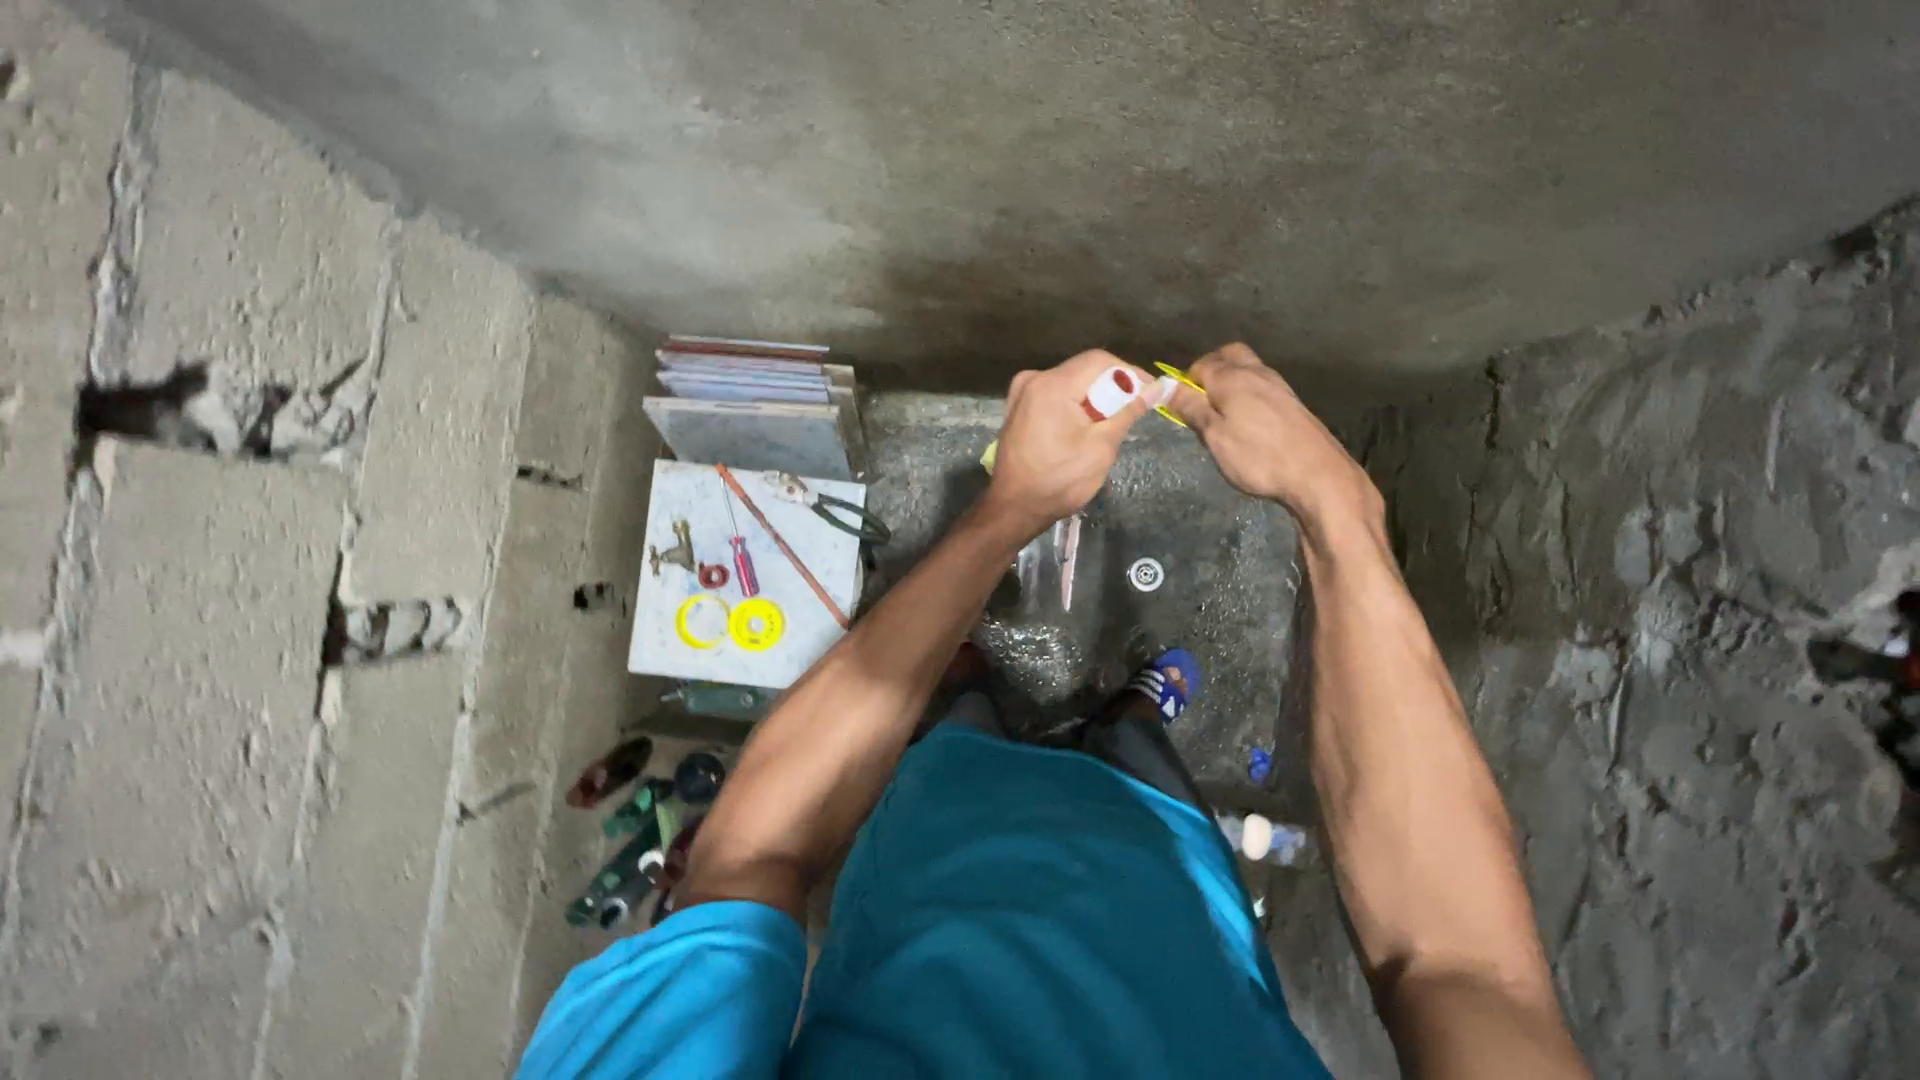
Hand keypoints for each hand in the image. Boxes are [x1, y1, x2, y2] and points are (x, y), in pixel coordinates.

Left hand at [982, 350, 1149, 537]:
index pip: (1099, 361)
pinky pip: (1054, 395)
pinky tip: (1084, 428)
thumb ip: (1128, 412)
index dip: (1129, 372)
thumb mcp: (1101, 447)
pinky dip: (1073, 405)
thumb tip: (1158, 388)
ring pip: (1069, 383)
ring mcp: (1021, 393)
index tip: (1150, 390)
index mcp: (1052, 385)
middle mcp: (1033, 380)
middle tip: (1133, 410)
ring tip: (1111, 422)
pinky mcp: (1018, 408)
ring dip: (1093, 398)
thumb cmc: (1059, 481)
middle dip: (1111, 387)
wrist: (1014, 507)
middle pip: (1083, 370)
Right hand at [1169, 343, 1382, 534]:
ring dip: (1231, 380)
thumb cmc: (1258, 456)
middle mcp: (1256, 373)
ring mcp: (1278, 385)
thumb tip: (1167, 387)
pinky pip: (1262, 384)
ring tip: (1222, 411)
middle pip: (1229, 355)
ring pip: (1248, 368)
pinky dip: (1249, 392)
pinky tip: (1248, 418)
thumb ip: (1192, 409)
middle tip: (1201, 397)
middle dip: (1211, 368)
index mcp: (1232, 378)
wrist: (1316, 473)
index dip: (1185, 381)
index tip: (1180, 404)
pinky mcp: (1292, 401)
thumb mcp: (1215, 436)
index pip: (1200, 365)